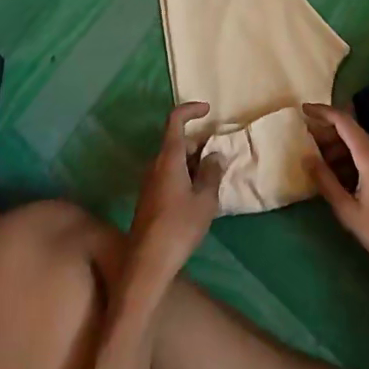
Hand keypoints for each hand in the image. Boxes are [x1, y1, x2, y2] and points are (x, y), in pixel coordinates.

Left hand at [127, 102, 223, 280]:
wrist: (148, 259)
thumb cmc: (179, 226)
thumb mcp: (204, 200)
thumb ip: (211, 174)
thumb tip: (215, 155)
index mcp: (168, 157)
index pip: (175, 121)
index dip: (190, 110)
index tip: (207, 109)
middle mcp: (155, 163)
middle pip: (176, 142)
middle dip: (198, 144)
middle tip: (220, 158)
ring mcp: (150, 180)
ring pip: (174, 159)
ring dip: (193, 162)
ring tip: (214, 179)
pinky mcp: (150, 196)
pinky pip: (169, 174)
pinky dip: (185, 174)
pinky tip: (199, 195)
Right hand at [303, 103, 368, 282]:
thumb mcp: (348, 210)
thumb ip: (325, 180)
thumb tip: (305, 157)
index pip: (343, 120)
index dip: (321, 111)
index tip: (301, 110)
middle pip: (350, 130)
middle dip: (325, 131)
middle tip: (302, 140)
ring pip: (357, 143)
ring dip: (335, 147)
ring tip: (315, 160)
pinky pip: (366, 155)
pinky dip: (348, 158)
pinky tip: (335, 175)